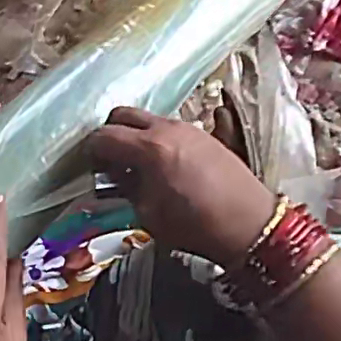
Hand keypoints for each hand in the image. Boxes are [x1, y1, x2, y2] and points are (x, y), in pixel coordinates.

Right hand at [84, 106, 278, 266]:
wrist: (250, 223)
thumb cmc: (196, 226)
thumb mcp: (150, 214)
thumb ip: (126, 188)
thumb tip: (113, 174)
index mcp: (149, 149)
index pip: (104, 136)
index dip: (90, 150)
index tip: (89, 166)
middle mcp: (166, 128)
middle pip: (122, 114)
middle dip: (110, 133)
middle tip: (109, 160)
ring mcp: (187, 127)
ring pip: (147, 119)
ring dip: (134, 135)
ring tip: (136, 165)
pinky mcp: (203, 133)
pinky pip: (168, 127)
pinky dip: (155, 139)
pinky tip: (162, 165)